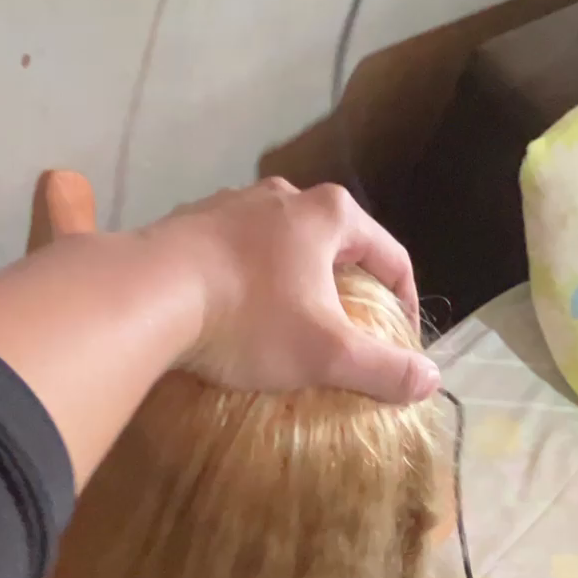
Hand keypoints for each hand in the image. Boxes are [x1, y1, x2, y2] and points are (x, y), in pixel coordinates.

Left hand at [146, 179, 441, 404]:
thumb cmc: (250, 317)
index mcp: (328, 215)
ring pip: (283, 245)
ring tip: (291, 324)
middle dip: (348, 288)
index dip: (405, 300)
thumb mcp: (326, 353)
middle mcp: (284, 197)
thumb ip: (383, 368)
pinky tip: (236, 311)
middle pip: (336, 245)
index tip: (403, 338)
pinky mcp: (190, 223)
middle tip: (348, 333)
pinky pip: (237, 252)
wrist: (148, 294)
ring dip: (295, 282)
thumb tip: (430, 380)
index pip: (390, 255)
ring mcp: (232, 204)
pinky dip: (249, 280)